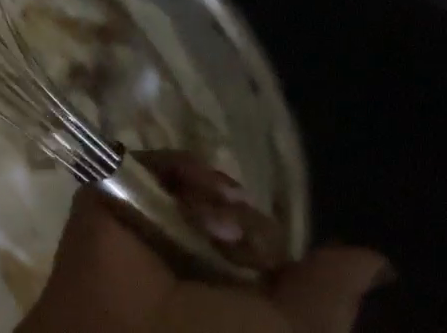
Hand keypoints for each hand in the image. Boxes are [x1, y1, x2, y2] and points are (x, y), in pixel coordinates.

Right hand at [20, 160, 391, 332]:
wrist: (137, 329)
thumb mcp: (298, 329)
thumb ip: (328, 293)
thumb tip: (371, 258)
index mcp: (227, 284)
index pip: (259, 241)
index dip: (273, 240)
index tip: (274, 260)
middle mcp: (187, 250)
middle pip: (228, 208)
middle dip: (247, 217)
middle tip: (241, 239)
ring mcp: (147, 219)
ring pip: (191, 182)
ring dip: (217, 192)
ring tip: (219, 216)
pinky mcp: (108, 192)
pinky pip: (146, 163)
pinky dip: (180, 167)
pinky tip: (200, 188)